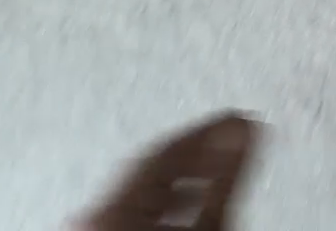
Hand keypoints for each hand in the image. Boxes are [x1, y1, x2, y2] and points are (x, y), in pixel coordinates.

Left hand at [72, 113, 259, 230]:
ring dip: (187, 178)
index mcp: (113, 208)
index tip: (239, 116)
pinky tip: (191, 207)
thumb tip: (243, 125)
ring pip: (145, 195)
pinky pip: (136, 215)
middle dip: (198, 151)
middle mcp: (92, 221)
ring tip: (221, 168)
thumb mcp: (210, 223)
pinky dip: (171, 203)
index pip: (165, 149)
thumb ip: (228, 173)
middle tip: (234, 134)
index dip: (209, 127)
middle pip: (153, 171)